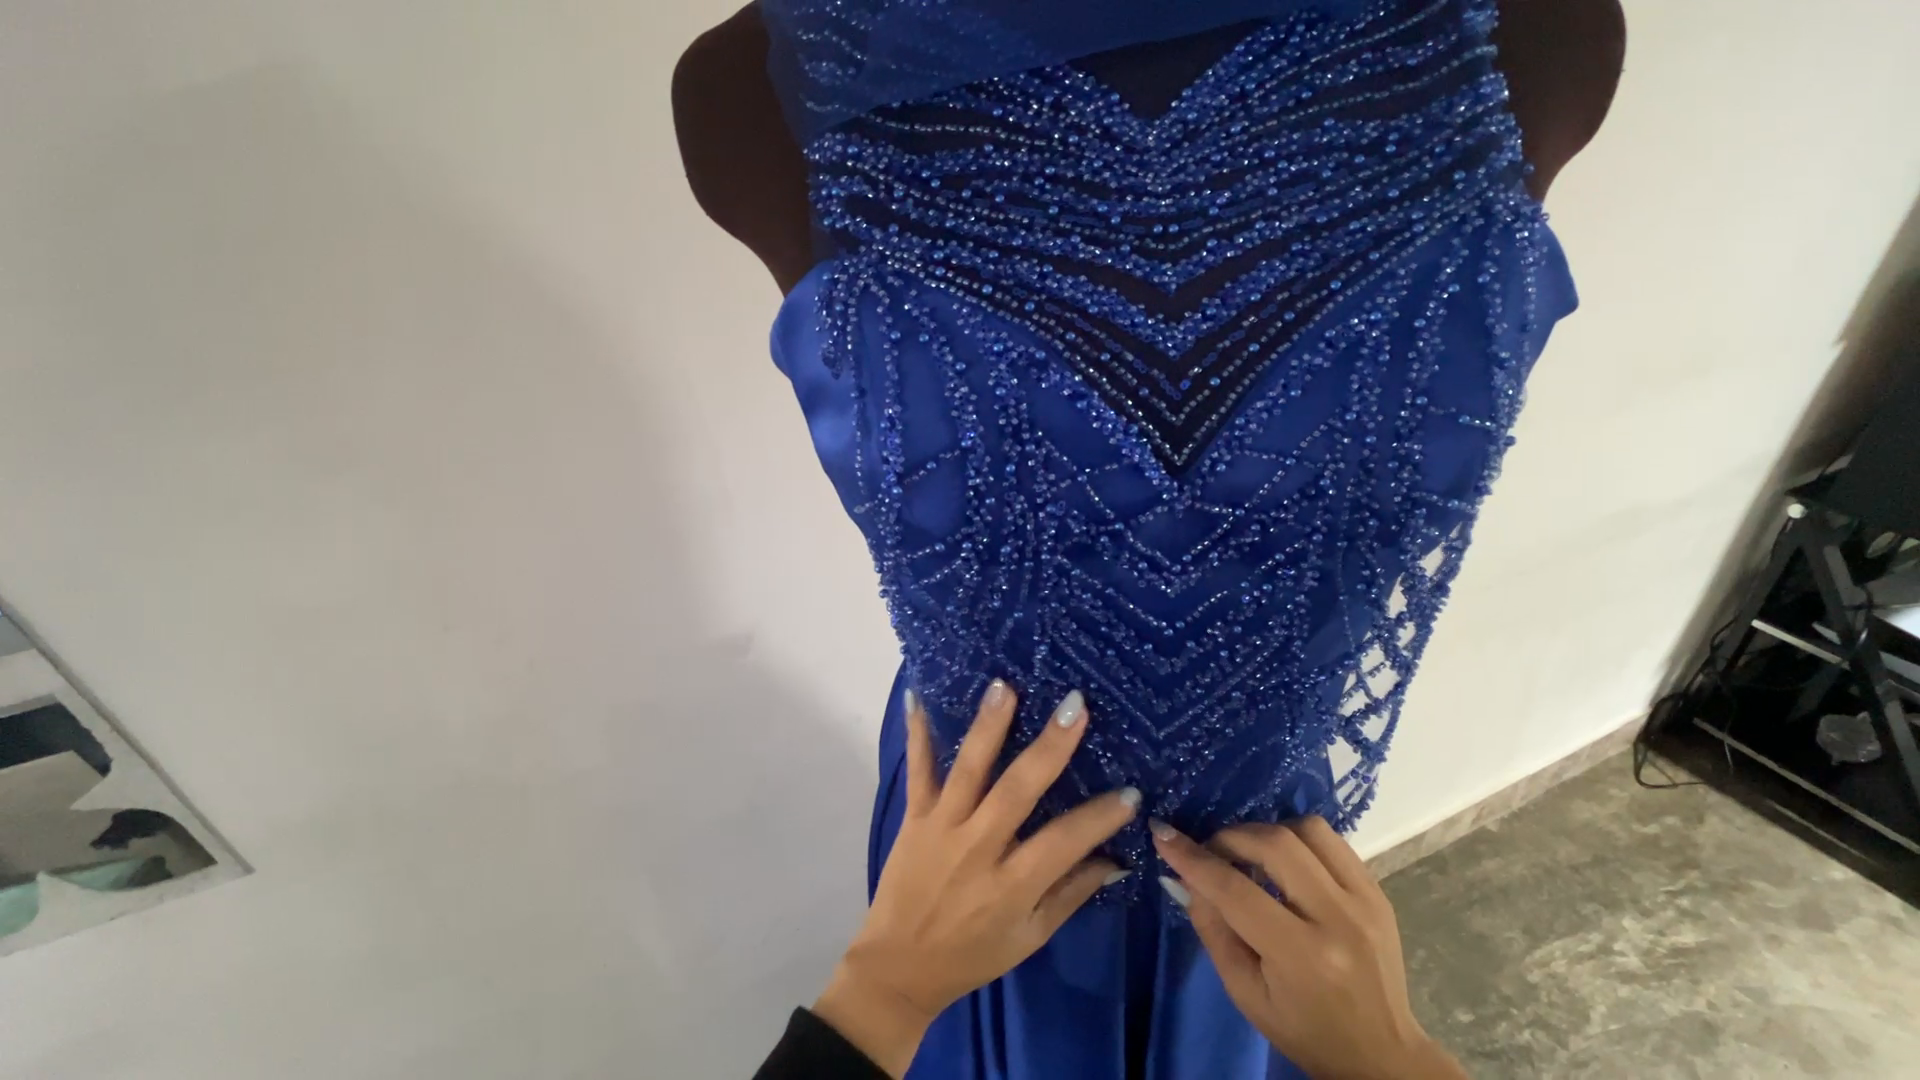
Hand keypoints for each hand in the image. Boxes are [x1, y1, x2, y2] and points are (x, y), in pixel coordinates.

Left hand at [814, 682, 1140, 1077]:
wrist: (898, 968)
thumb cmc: (972, 954)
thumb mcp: (1029, 937)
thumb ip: (1071, 893)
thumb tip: (1116, 858)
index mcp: (1012, 886)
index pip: (1064, 843)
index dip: (1100, 818)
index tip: (1131, 791)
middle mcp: (977, 850)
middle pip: (1016, 793)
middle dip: (1049, 749)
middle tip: (1076, 706)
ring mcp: (941, 829)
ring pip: (967, 771)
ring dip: (987, 727)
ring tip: (1004, 686)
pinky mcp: (913, 818)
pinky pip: (917, 772)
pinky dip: (917, 735)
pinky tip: (918, 697)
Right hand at [1152, 818, 1469, 1079]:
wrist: (1381, 1053)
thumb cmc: (1304, 1029)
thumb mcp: (1244, 991)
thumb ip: (1213, 928)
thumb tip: (1186, 875)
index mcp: (1301, 955)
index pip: (1235, 889)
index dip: (1193, 858)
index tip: (1163, 835)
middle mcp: (1337, 918)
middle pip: (1273, 845)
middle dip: (1229, 838)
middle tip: (1210, 851)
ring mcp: (1365, 900)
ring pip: (1306, 830)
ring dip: (1266, 832)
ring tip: (1249, 854)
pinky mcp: (1378, 891)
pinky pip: (1332, 840)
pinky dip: (1298, 839)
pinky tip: (1284, 859)